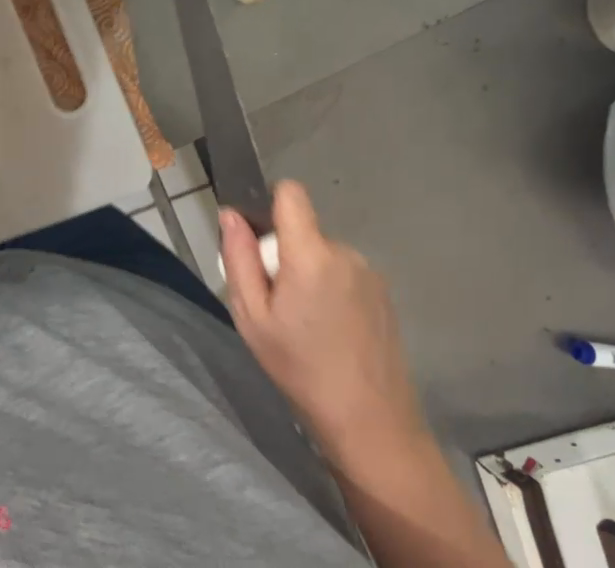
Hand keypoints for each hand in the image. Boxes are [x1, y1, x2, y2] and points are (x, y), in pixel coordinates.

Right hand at [219, 181, 426, 461]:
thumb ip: (238, 258)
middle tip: (274, 303)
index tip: (257, 240)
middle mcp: (345, 254)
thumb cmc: (299, 367)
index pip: (291, 194)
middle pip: (302, 231)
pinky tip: (327, 331)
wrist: (370, 420)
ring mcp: (369, 274)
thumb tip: (231, 215)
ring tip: (301, 322)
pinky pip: (342, 274)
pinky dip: (328, 290)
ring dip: (306, 274)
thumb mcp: (251, 316)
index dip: (269, 204)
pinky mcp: (383, 294)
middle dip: (283, 253)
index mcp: (310, 255)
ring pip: (322, 255)